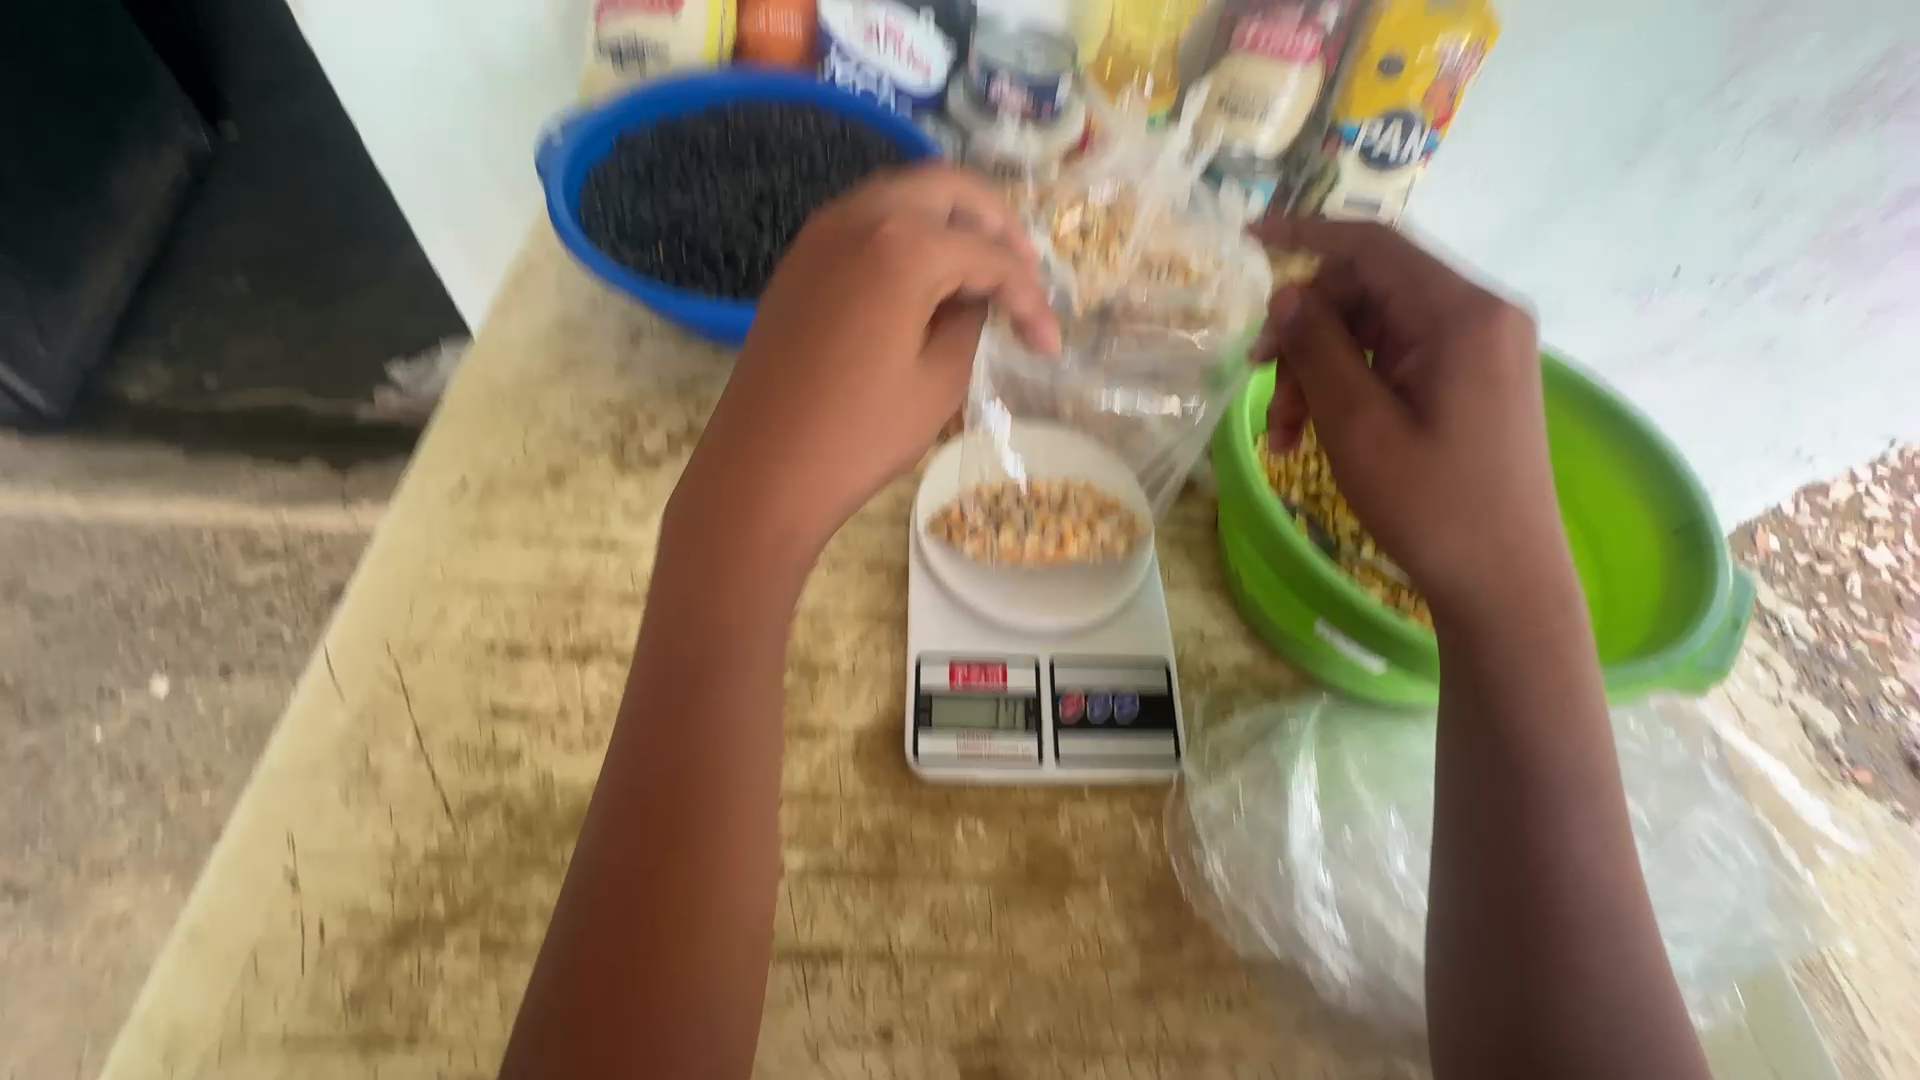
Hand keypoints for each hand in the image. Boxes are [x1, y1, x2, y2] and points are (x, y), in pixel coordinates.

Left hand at [682, 164, 1058, 553]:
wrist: (763, 470)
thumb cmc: (859, 435)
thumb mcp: (939, 382)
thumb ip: (970, 323)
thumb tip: (974, 298)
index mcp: (903, 245)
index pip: (990, 255)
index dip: (1030, 299)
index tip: (1050, 343)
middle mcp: (859, 216)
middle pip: (947, 189)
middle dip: (996, 224)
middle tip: (1024, 271)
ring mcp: (821, 234)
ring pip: (902, 197)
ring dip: (950, 222)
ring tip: (980, 272)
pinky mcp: (800, 262)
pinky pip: (866, 224)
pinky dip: (906, 237)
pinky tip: (925, 282)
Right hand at [1250, 218, 1573, 620]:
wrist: (1503, 579)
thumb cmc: (1430, 503)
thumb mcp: (1357, 424)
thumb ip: (1317, 348)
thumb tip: (1286, 295)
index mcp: (1462, 314)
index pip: (1374, 246)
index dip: (1305, 236)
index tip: (1248, 239)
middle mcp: (1479, 316)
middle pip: (1368, 292)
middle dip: (1305, 334)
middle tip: (1259, 384)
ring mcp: (1478, 350)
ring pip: (1373, 332)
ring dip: (1318, 372)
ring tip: (1285, 435)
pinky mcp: (1470, 380)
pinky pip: (1393, 362)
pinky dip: (1348, 389)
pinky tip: (1314, 435)